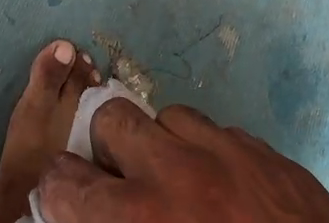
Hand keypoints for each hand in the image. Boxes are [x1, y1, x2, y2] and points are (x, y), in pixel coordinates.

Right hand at [36, 99, 328, 221]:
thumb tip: (87, 212)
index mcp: (142, 220)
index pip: (69, 184)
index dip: (58, 187)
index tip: (62, 190)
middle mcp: (179, 173)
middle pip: (116, 122)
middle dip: (108, 148)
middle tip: (119, 178)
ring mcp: (230, 154)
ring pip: (171, 116)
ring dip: (163, 143)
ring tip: (174, 177)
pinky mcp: (270, 153)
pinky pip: (222, 131)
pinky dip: (211, 152)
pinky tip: (223, 184)